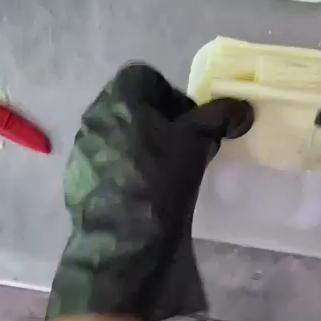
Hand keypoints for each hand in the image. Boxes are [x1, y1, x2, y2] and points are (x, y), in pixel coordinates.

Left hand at [47, 65, 252, 320]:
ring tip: (165, 173)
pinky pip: (107, 164)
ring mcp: (82, 152)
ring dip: (142, 145)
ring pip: (118, 135)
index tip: (190, 122)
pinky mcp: (78, 182)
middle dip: (158, 121)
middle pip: (130, 106)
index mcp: (118, 100)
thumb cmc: (160, 181)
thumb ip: (220, 118)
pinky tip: (144, 195)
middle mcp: (93, 120)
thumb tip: (242, 108)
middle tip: (182, 146)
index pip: (144, 77)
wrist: (122, 244)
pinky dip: (126, 170)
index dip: (172, 94)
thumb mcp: (197, 143)